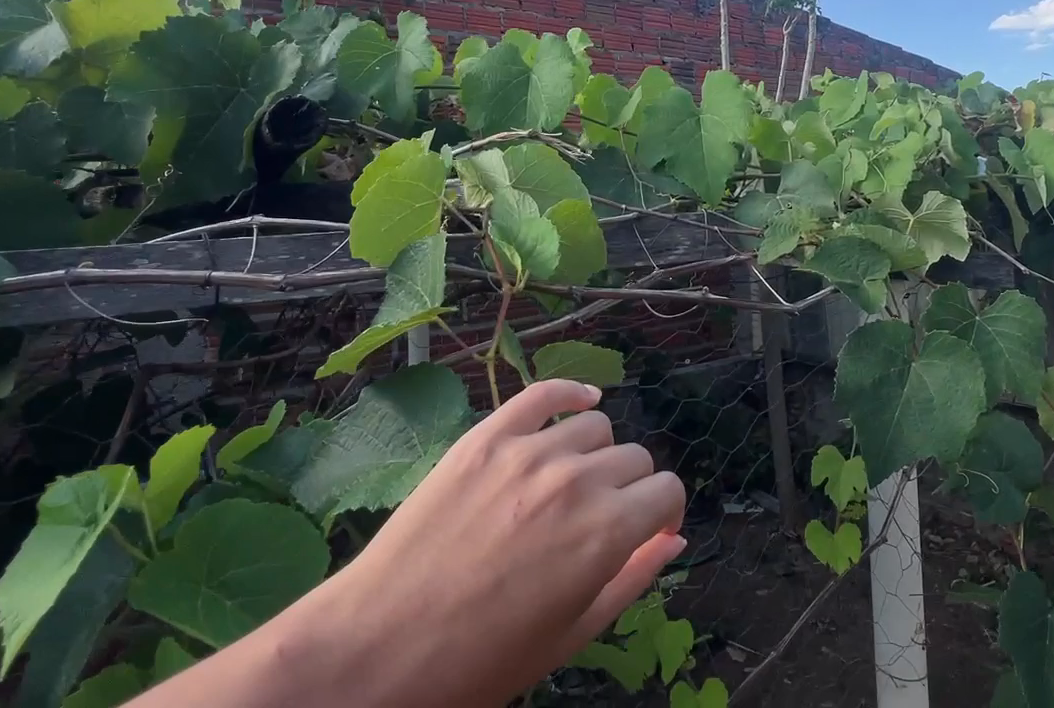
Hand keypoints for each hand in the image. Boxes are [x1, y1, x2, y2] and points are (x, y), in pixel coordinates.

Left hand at [133, 379, 685, 707]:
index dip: (663, 514)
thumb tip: (675, 541)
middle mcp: (576, 480)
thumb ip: (633, 580)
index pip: (667, 491)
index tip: (647, 531)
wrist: (378, 648)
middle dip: (631, 489)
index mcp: (606, 533)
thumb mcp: (572, 635)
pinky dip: (569, 393)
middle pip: (634, 458)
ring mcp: (527, 452)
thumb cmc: (481, 660)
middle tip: (600, 519)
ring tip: (571, 483)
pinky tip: (579, 402)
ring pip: (595, 426)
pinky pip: (543, 394)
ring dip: (597, 454)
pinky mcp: (485, 437)